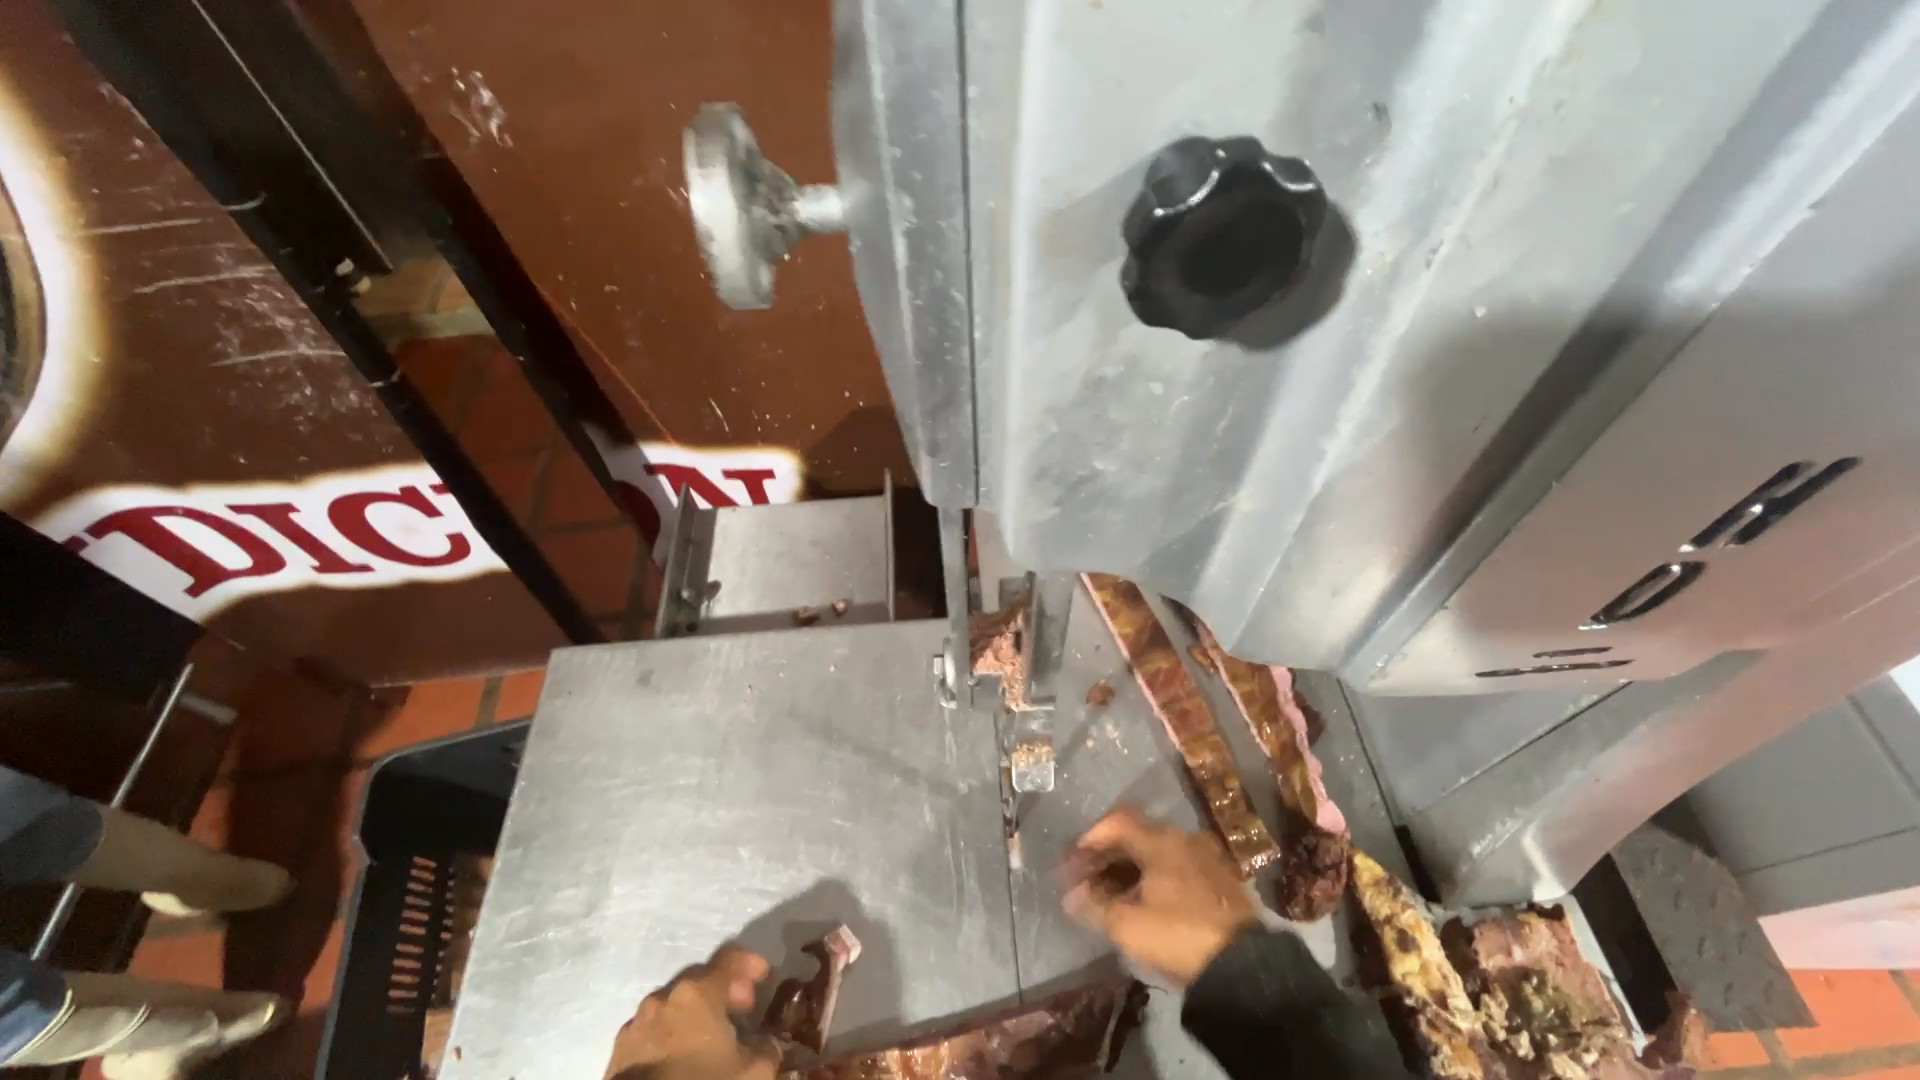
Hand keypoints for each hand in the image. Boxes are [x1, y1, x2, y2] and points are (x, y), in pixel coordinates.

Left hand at [603, 945, 776, 1079]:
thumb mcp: (751, 1072)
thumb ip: (767, 1049)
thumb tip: (770, 1043)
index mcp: (697, 992)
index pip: (730, 958)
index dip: (751, 963)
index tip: (765, 978)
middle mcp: (664, 997)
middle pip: (700, 980)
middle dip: (723, 990)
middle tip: (742, 1011)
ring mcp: (637, 1023)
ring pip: (673, 1006)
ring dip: (695, 1014)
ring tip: (710, 1040)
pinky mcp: (619, 1052)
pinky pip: (653, 1031)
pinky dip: (671, 1035)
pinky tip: (681, 1059)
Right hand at [1061, 805, 1258, 987]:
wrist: (1244, 964)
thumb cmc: (1178, 934)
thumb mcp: (1128, 925)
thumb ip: (1094, 906)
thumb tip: (1070, 896)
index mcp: (1160, 840)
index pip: (1116, 821)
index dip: (1090, 837)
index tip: (1074, 861)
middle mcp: (1184, 839)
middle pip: (1136, 835)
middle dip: (1107, 855)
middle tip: (1087, 879)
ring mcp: (1206, 857)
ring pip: (1157, 852)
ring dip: (1130, 868)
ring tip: (1113, 894)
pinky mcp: (1220, 880)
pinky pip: (1177, 867)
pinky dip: (1154, 877)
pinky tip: (1145, 901)